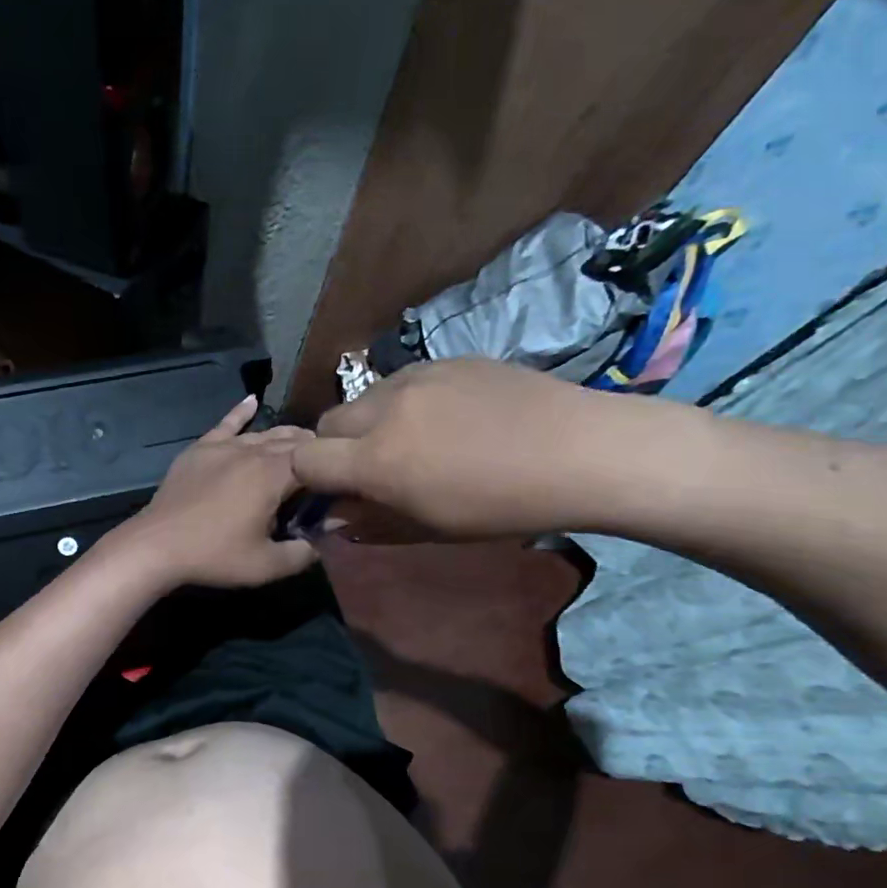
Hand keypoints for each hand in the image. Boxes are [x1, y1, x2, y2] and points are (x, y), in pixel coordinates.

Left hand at [113, 395, 318, 587]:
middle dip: (311, 451)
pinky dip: (241, 412)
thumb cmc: (214, 555)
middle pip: (290, 441)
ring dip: (284, 437)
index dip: (330, 468)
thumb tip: (328, 536)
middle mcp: (251, 451)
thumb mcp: (268, 565)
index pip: (314, 459)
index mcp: (273, 474)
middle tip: (323, 468)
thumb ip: (305, 551)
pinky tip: (252, 400)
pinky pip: (225, 425)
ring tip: (300, 444)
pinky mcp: (199, 450)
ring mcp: (223, 446)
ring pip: (262, 434)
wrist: (157, 545)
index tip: (339, 482)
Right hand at [292, 359, 682, 539]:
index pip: (304, 459)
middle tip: (375, 466)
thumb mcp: (429, 528)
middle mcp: (382, 410)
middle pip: (327, 423)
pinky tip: (448, 417)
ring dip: (371, 422)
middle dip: (337, 447)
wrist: (582, 450)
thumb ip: (369, 521)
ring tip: (415, 439)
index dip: (311, 477)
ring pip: (363, 399)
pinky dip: (405, 402)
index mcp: (375, 459)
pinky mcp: (443, 360)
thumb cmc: (504, 505)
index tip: (336, 490)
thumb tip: (333, 515)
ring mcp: (413, 377)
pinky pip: (402, 381)